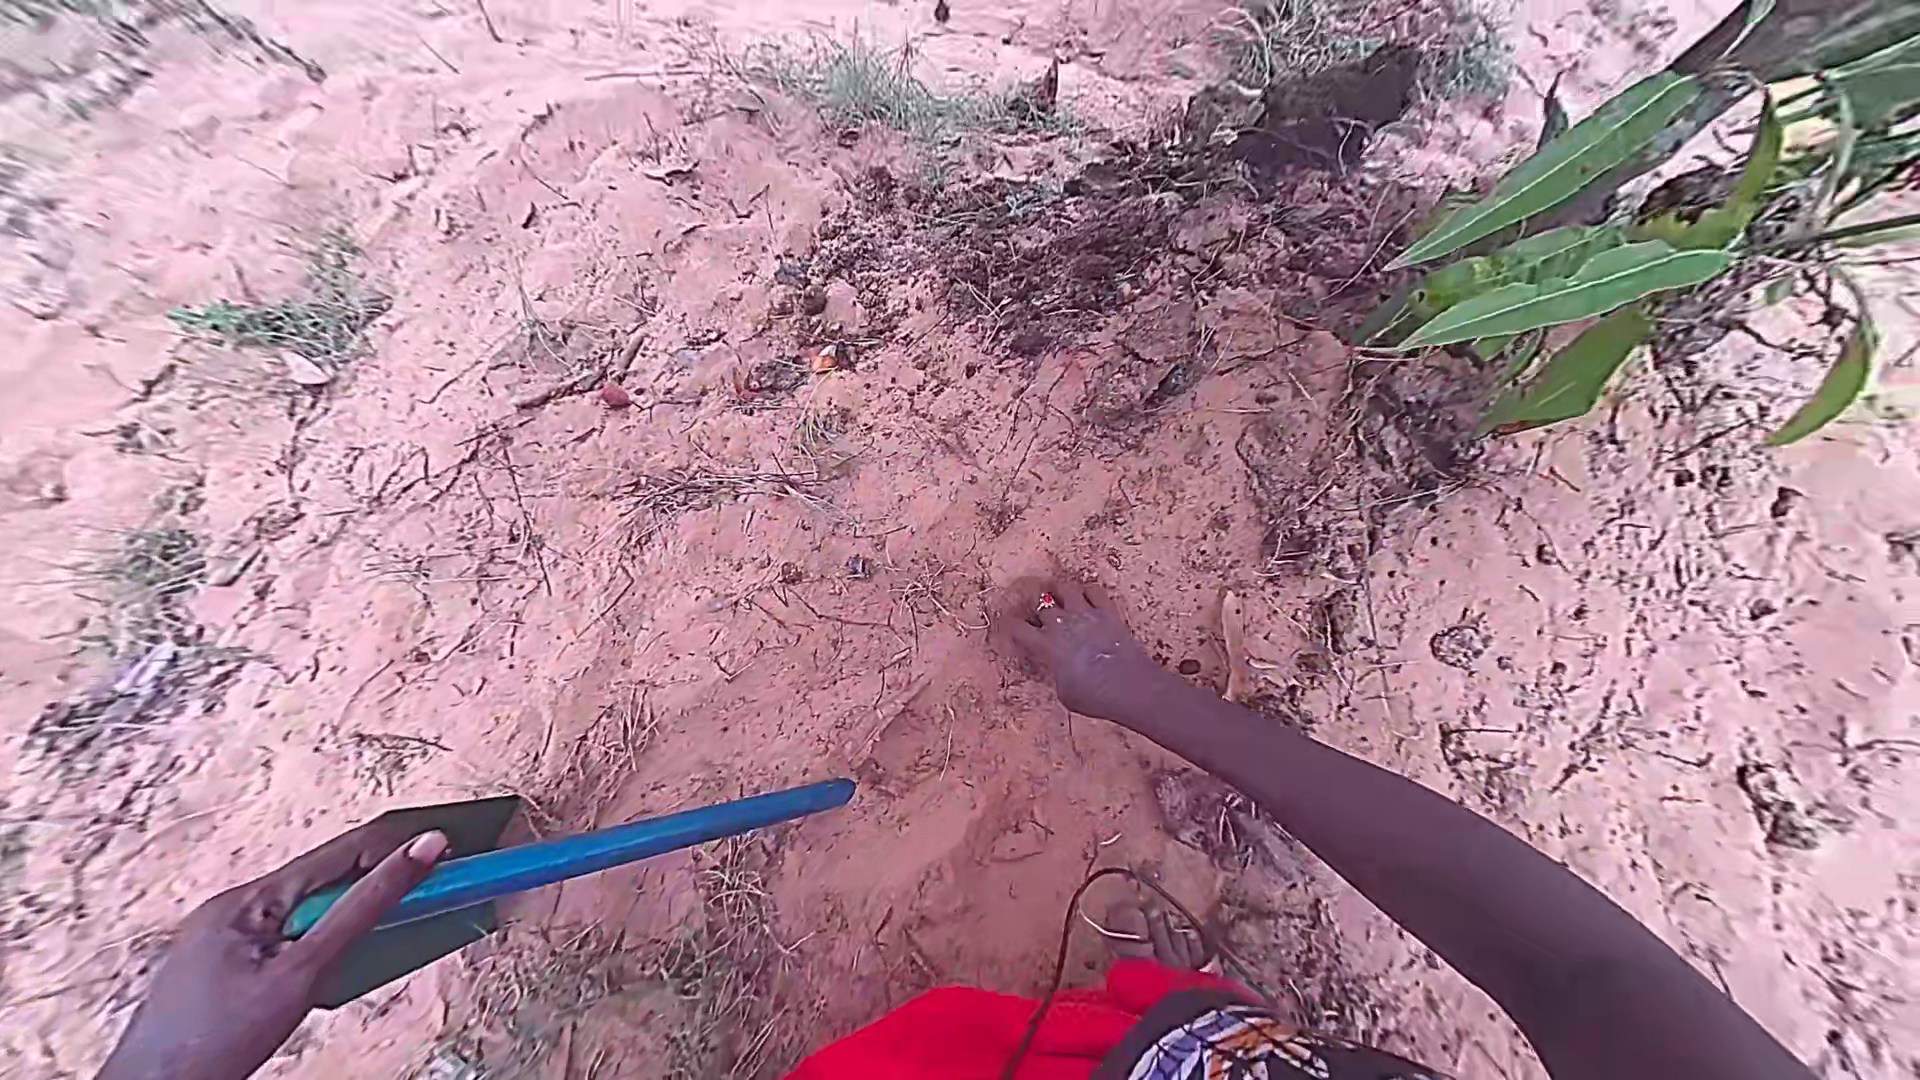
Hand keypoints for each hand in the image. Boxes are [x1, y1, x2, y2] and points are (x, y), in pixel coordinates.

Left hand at [96, 823, 448, 1079]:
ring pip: (316, 900)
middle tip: (426, 891)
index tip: (449, 850)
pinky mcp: (227, 957)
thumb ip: (371, 902)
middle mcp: (234, 906)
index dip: (399, 847)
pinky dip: (330, 929)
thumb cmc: (217, 1044)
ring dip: (354, 908)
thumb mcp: (308, 967)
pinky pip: (298, 924)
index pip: (344, 851)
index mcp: (246, 900)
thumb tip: (429, 844)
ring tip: (383, 927)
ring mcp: (225, 933)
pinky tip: (339, 951)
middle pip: (330, 874)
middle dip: (377, 880)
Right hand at [1005, 579, 1172, 721]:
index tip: (1011, 627)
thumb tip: (1059, 667)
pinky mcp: (1107, 611)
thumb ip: (1056, 673)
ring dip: (1058, 592)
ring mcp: (1085, 613)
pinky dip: (1087, 592)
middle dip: (1035, 606)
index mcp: (1046, 645)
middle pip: (1039, 602)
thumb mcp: (1065, 693)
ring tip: (1059, 598)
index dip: (1010, 626)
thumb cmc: (1095, 698)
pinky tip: (1087, 600)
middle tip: (1039, 613)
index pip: (1017, 627)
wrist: (1131, 688)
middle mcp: (1061, 624)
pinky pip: (1093, 590)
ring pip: (1064, 588)